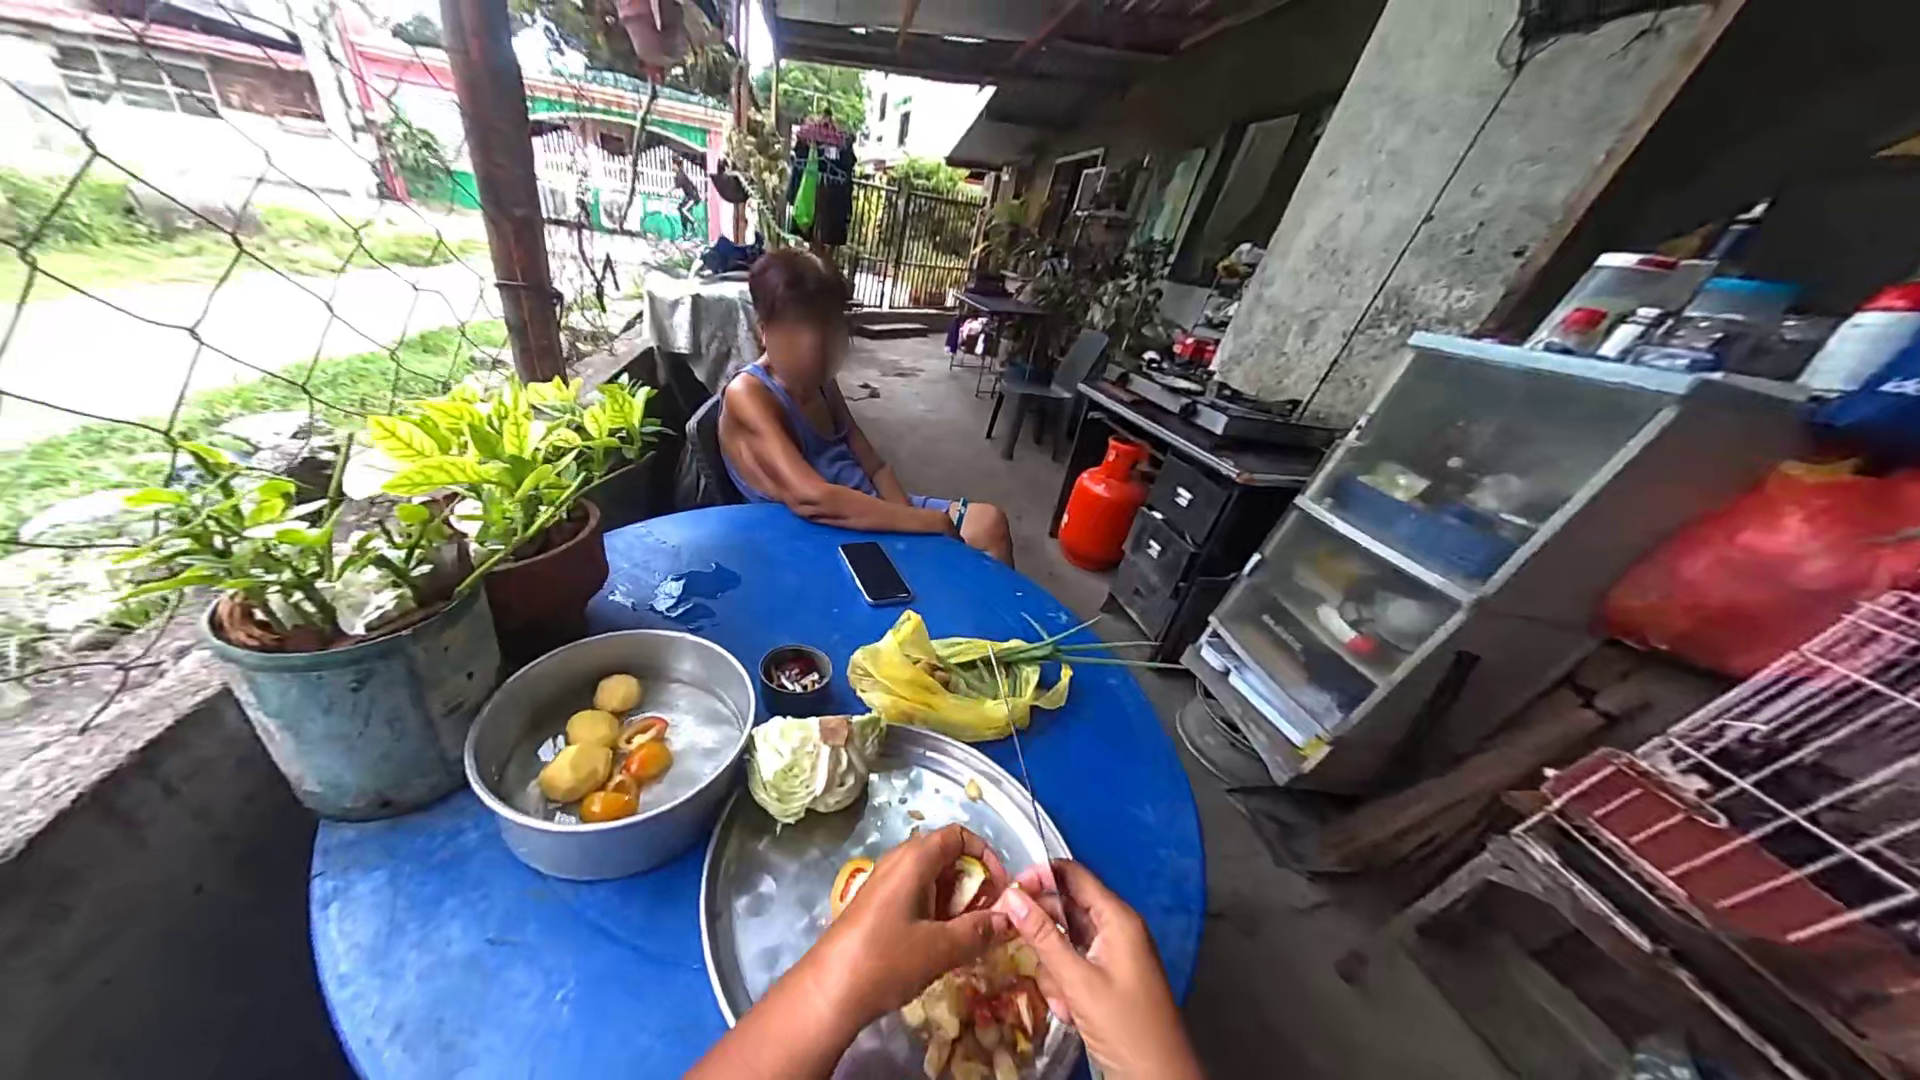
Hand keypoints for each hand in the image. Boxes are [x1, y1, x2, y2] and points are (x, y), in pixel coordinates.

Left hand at [799, 825, 1011, 1029]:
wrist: (827, 991)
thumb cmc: (885, 959)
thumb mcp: (940, 948)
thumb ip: (978, 930)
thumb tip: (1008, 918)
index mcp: (915, 857)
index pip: (959, 835)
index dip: (986, 855)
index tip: (1000, 889)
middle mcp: (901, 860)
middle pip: (947, 855)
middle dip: (974, 882)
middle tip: (987, 917)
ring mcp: (887, 881)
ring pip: (933, 877)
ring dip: (956, 899)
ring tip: (967, 935)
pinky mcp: (878, 903)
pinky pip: (917, 893)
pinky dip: (937, 909)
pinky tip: (940, 943)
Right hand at [995, 860, 1202, 1079]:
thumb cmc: (1127, 1030)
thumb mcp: (1079, 982)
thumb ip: (1043, 937)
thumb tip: (1012, 896)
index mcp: (1116, 917)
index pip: (1072, 874)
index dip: (1039, 875)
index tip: (1009, 891)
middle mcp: (1115, 926)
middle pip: (1066, 906)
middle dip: (1042, 929)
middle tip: (1012, 940)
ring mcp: (1112, 952)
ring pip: (1066, 938)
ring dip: (1053, 965)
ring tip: (1059, 999)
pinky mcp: (1107, 976)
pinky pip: (1074, 962)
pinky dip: (1064, 982)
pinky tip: (1066, 1010)